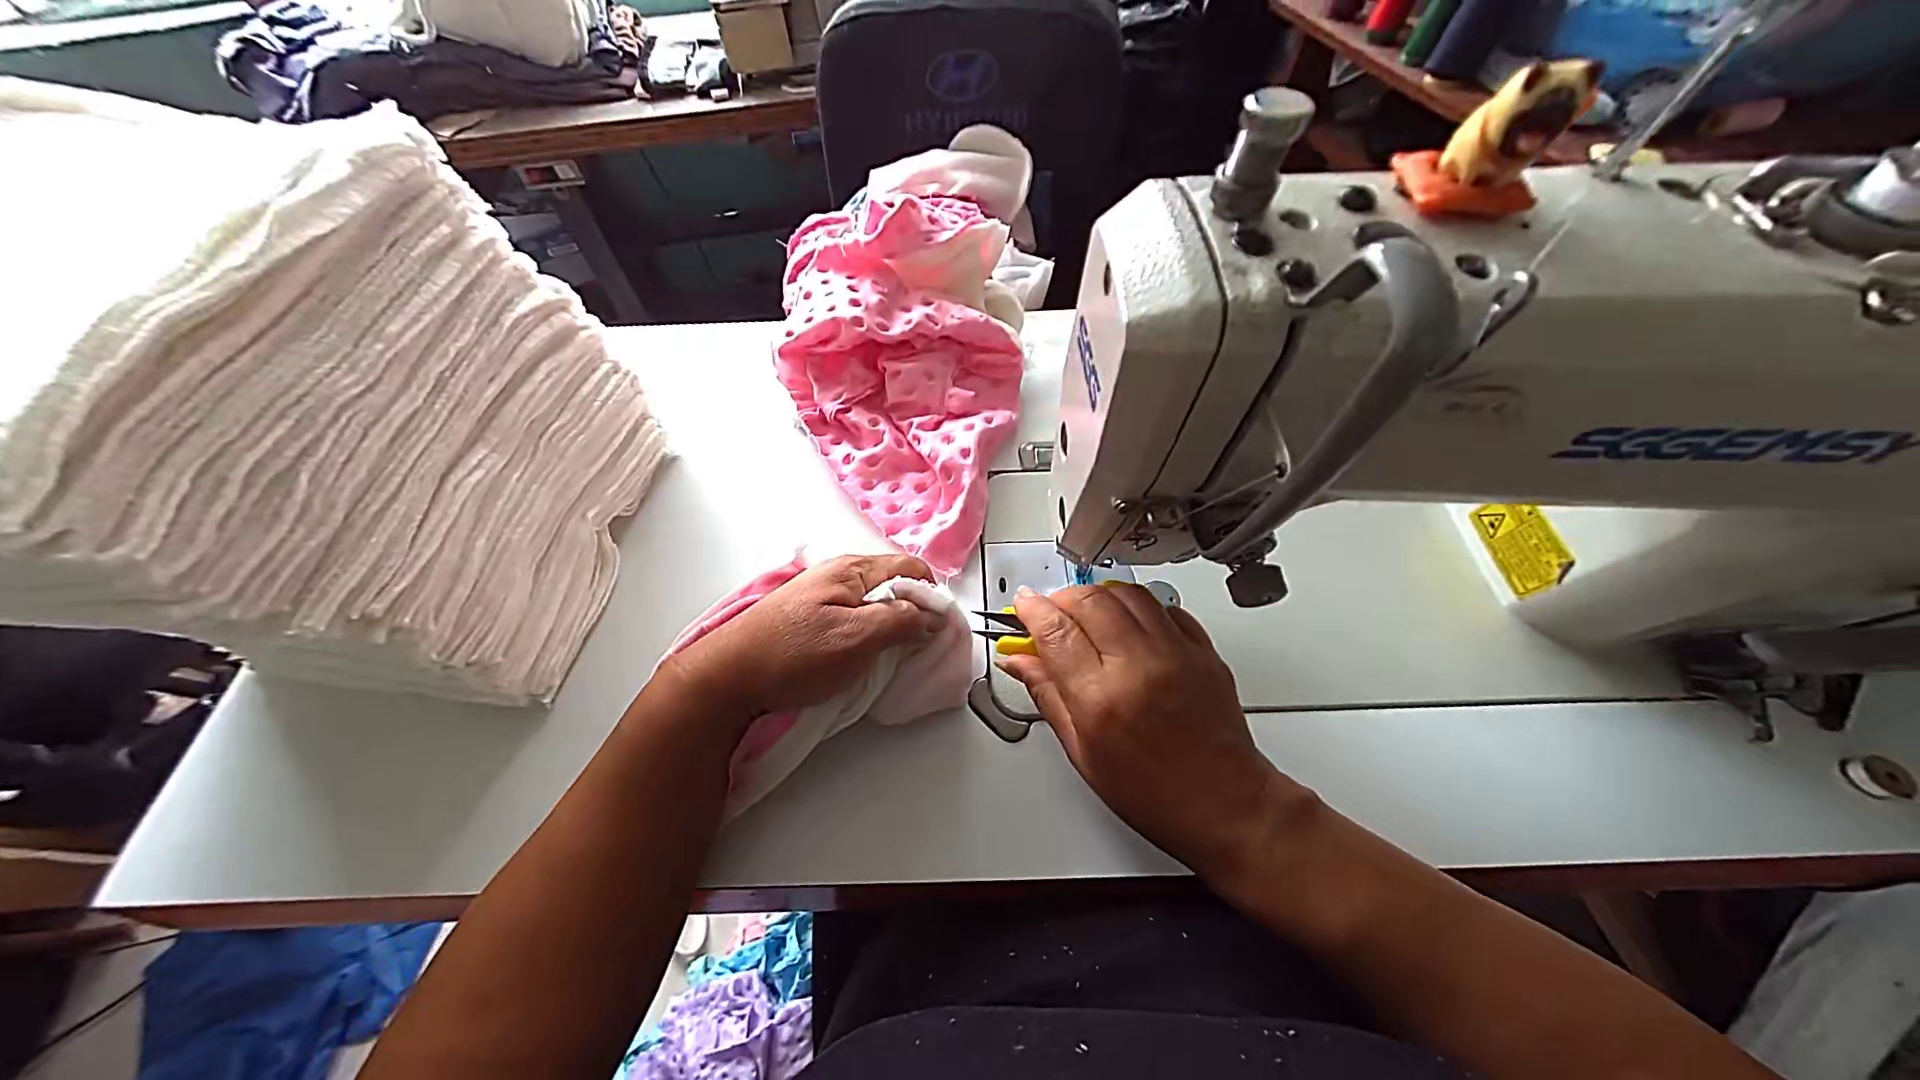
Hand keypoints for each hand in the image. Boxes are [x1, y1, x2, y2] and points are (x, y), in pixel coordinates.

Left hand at [668, 554, 944, 722]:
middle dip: (912, 612)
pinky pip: (854, 619)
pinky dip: (867, 635)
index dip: (932, 595)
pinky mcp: (810, 619)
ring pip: (874, 604)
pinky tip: (861, 658)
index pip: (911, 569)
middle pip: (893, 585)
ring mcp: (822, 597)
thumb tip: (931, 615)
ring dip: (889, 627)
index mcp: (851, 570)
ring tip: (887, 656)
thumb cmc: (790, 655)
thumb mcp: (857, 638)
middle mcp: (837, 575)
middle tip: (914, 646)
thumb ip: (901, 621)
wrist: (728, 679)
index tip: (938, 627)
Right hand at [999, 584, 1304, 883]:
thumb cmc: (1156, 794)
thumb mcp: (1083, 751)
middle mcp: (1140, 668)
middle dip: (1060, 598)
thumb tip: (1019, 661)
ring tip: (1086, 614)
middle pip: (1089, 600)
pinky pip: (1165, 607)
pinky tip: (1128, 624)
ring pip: (1127, 594)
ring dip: (1098, 595)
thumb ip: (1047, 695)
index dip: (1031, 611)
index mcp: (1102, 700)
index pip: (1055, 630)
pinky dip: (1138, 607)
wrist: (1225, 805)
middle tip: (1050, 613)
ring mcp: (1176, 655)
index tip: (1023, 606)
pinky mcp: (1203, 652)